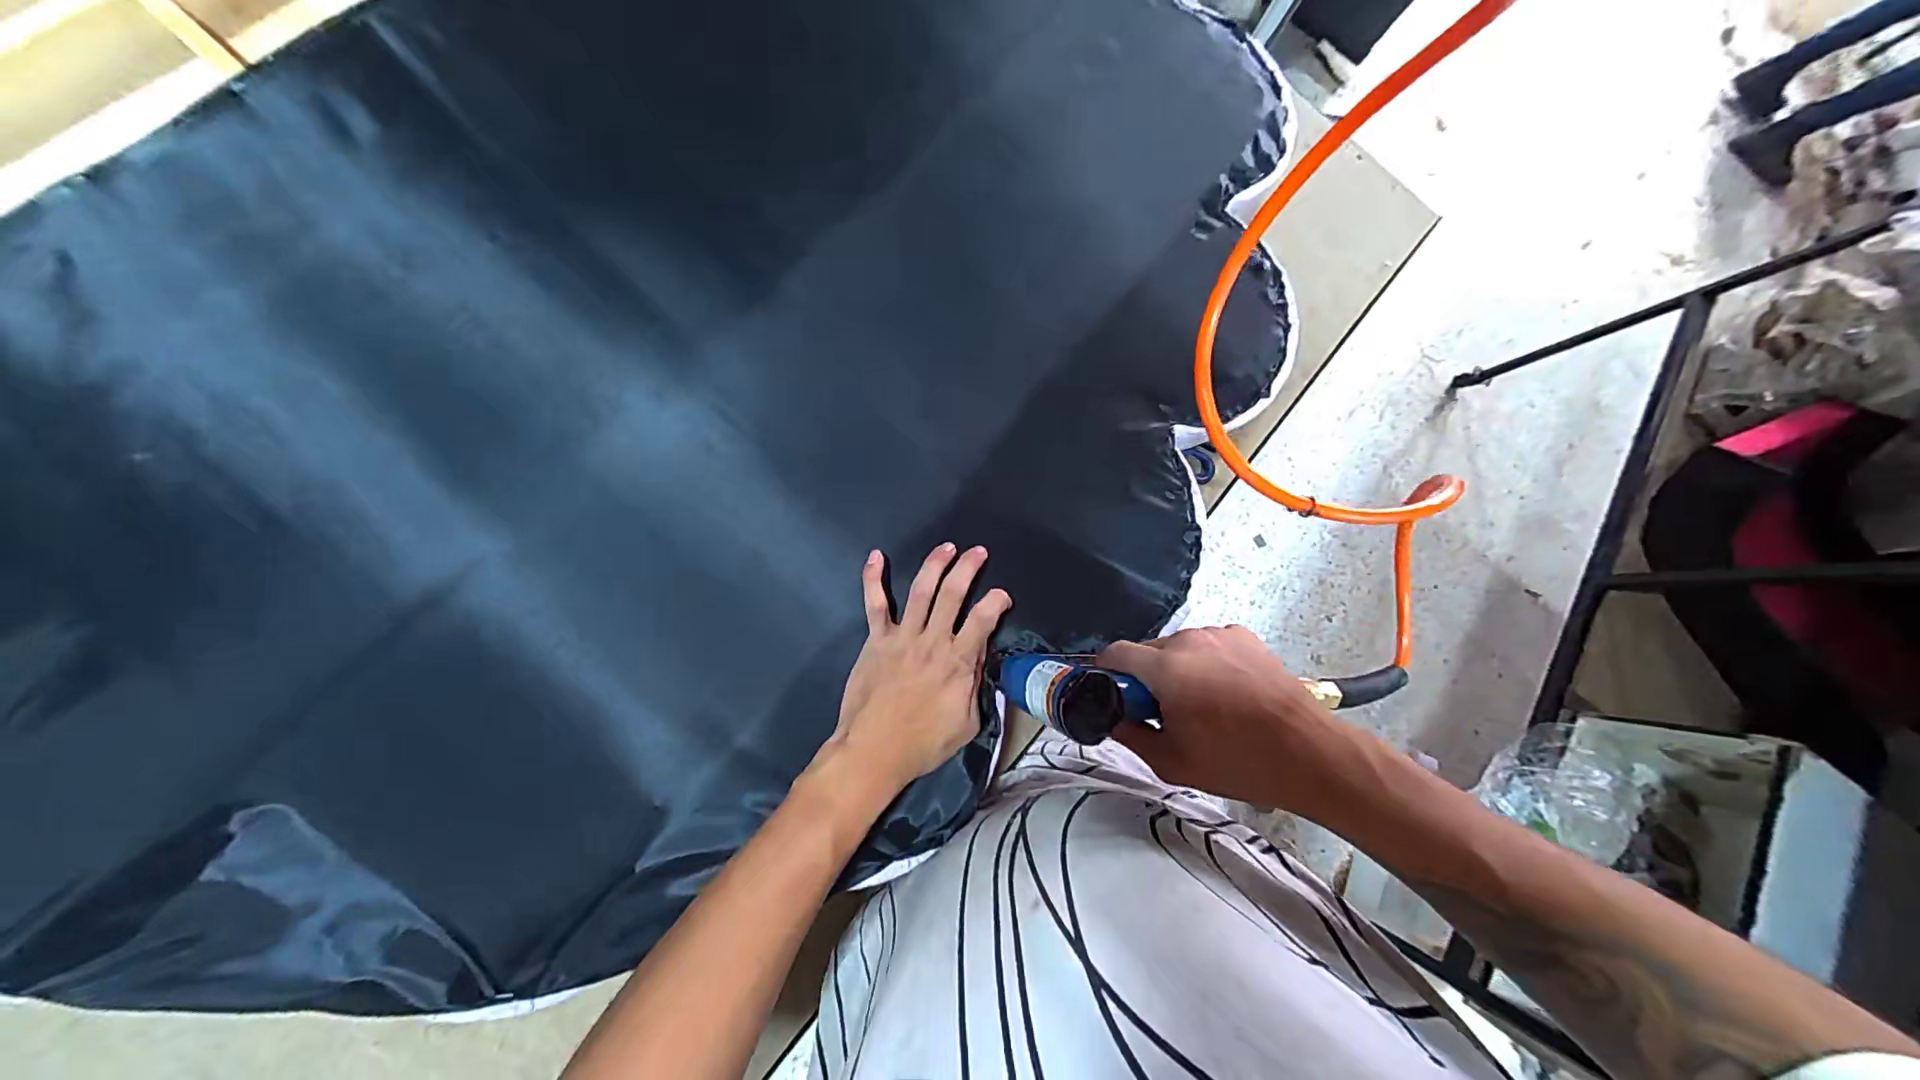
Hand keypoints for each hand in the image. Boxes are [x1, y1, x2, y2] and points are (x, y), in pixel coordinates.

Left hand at [819, 543, 1012, 793]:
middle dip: (968, 568)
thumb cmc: (923, 743)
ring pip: (920, 591)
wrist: (874, 750)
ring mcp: (901, 637)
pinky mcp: (876, 640)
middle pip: (953, 594)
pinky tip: (876, 556)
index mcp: (957, 661)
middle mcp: (932, 641)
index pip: (984, 619)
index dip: (997, 601)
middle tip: (978, 552)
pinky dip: (873, 578)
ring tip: (947, 547)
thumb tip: (978, 658)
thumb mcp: (966, 722)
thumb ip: (975, 685)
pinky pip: (875, 604)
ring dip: (935, 564)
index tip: (1002, 595)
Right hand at [1096, 626, 1381, 818]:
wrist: (1310, 753)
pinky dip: (1205, 666)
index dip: (1105, 675)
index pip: (1114, 654)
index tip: (1114, 696)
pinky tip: (1223, 697)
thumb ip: (1129, 734)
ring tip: (1199, 709)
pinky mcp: (1244, 639)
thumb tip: (1113, 720)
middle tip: (1159, 714)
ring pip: (1178, 650)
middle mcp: (1191, 641)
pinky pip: (1208, 648)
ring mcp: (1220, 637)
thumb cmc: (1244, 760)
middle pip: (1146, 652)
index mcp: (1166, 668)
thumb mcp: (1171, 761)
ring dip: (1176, 672)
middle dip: (1144, 679)